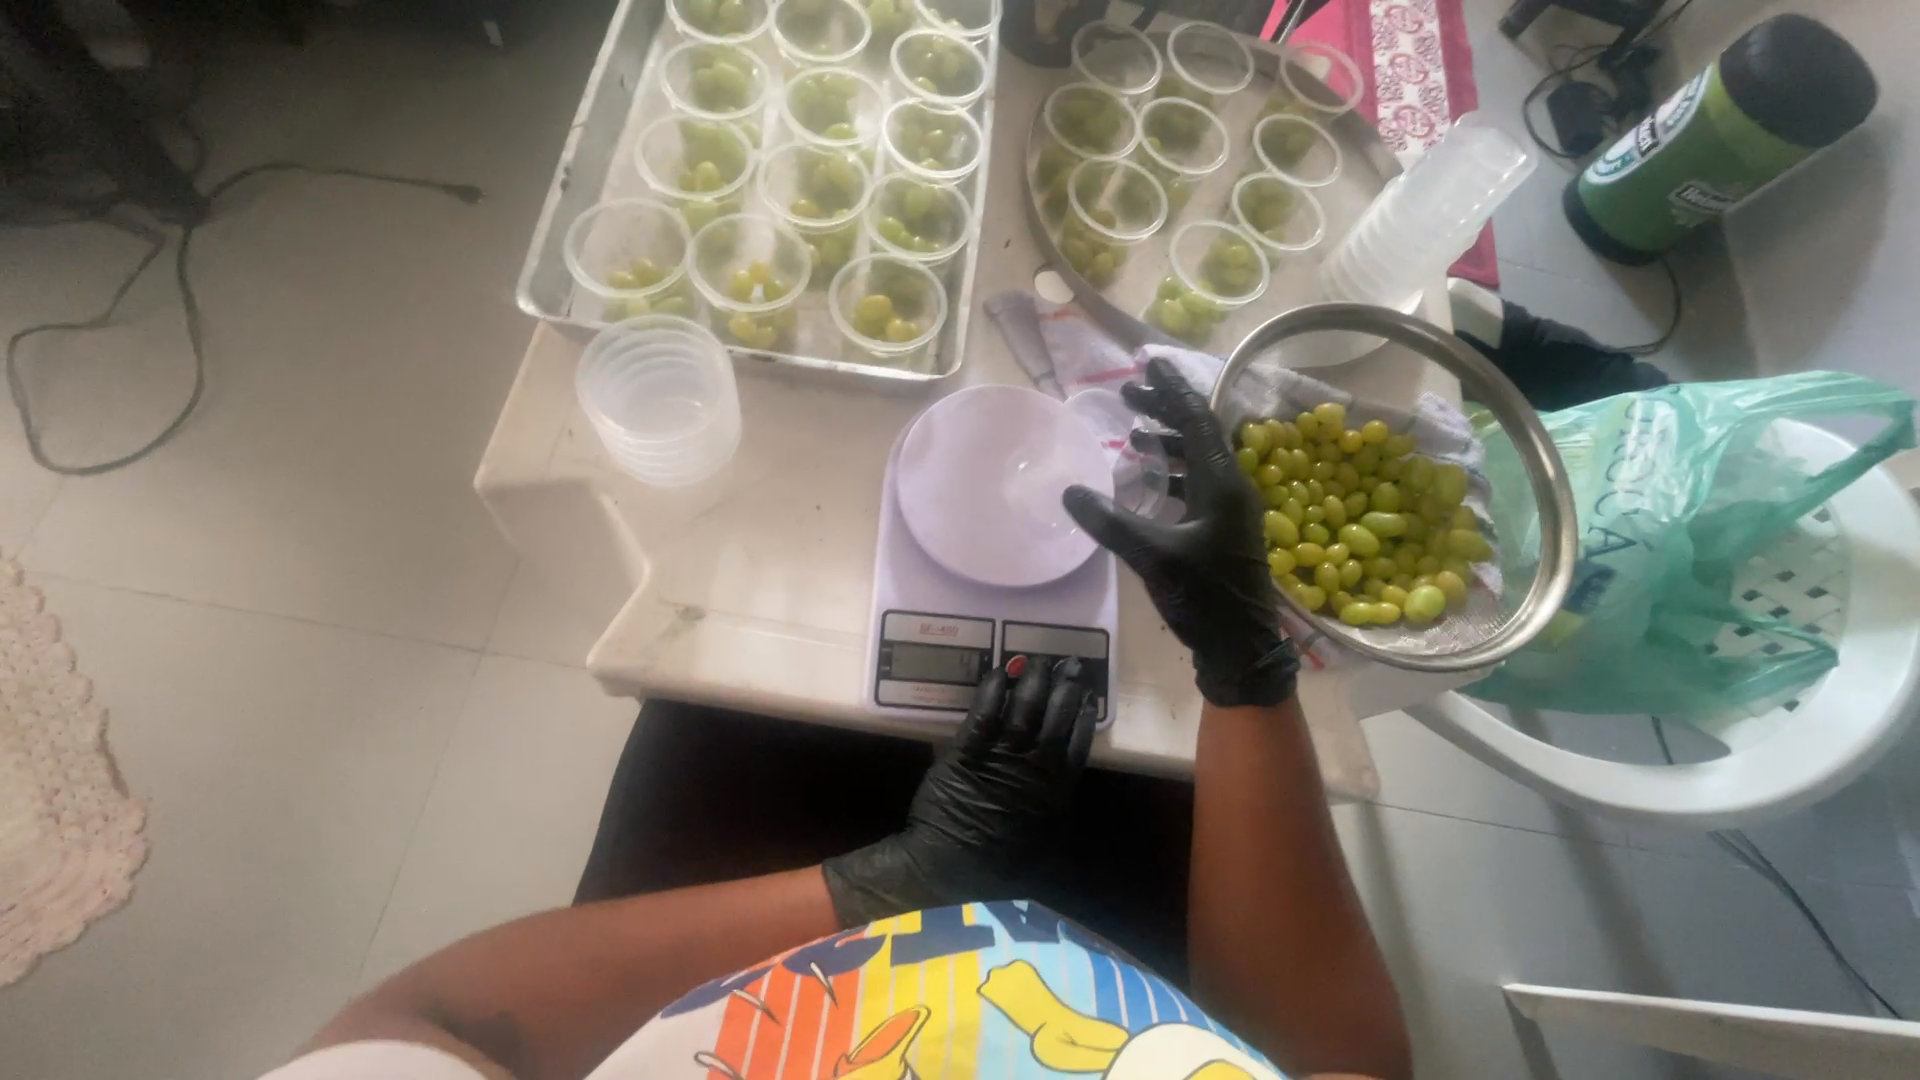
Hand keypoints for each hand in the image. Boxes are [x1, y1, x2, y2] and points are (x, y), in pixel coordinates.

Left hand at [821, 658, 1096, 926]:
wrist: (948, 871)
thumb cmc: (997, 867)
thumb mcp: (1043, 843)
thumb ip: (1055, 810)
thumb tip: (1063, 785)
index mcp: (1056, 790)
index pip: (1077, 741)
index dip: (1082, 713)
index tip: (1087, 692)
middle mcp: (1034, 767)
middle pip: (1055, 716)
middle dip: (1063, 686)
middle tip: (1068, 662)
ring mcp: (1001, 756)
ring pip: (1024, 708)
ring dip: (1033, 680)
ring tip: (1039, 658)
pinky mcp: (967, 751)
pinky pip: (985, 713)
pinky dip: (994, 688)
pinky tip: (1002, 670)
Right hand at [1063, 356, 1297, 707]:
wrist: (1240, 646)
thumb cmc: (1204, 597)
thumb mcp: (1154, 557)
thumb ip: (1111, 521)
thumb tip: (1070, 490)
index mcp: (1223, 484)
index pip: (1198, 420)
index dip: (1172, 389)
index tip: (1148, 364)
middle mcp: (1231, 488)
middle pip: (1198, 434)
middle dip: (1165, 410)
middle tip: (1129, 394)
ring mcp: (1228, 511)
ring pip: (1197, 460)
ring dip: (1167, 441)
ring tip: (1134, 431)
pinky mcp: (1220, 530)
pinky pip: (1194, 485)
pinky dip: (1169, 473)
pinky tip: (1146, 478)